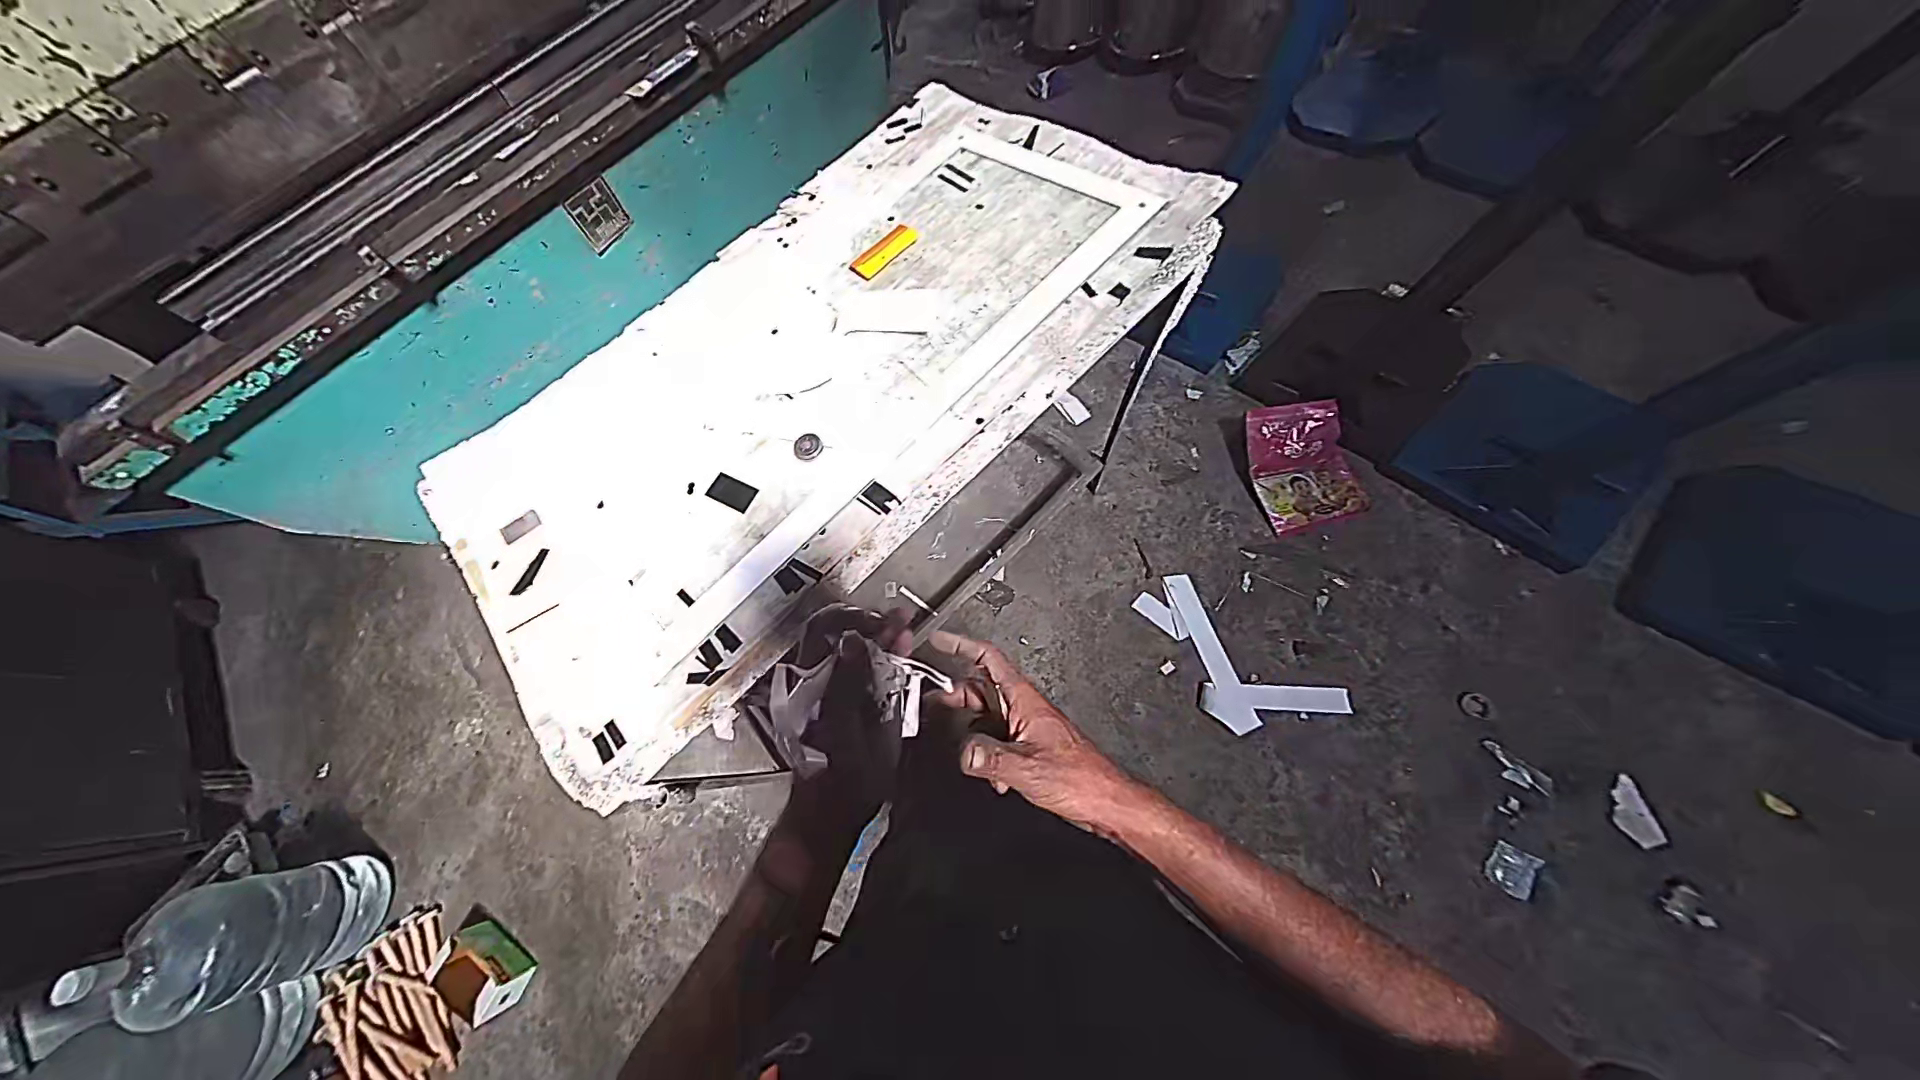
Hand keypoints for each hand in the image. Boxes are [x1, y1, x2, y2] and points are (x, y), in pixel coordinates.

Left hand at [781, 605, 911, 846]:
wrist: (829, 815)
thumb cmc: (842, 782)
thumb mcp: (851, 733)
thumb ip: (850, 684)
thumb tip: (854, 641)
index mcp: (807, 685)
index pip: (825, 629)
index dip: (857, 619)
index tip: (888, 622)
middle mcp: (809, 684)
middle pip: (835, 635)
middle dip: (871, 625)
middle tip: (899, 624)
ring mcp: (821, 693)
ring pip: (844, 651)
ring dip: (874, 639)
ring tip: (900, 634)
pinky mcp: (834, 704)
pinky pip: (851, 669)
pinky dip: (873, 658)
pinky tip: (892, 655)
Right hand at [924, 630, 1144, 837]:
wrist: (1105, 800)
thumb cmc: (1081, 778)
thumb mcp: (1026, 769)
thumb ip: (989, 758)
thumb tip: (964, 751)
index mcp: (1025, 700)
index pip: (989, 659)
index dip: (963, 646)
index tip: (941, 641)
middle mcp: (1025, 708)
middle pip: (982, 687)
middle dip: (957, 693)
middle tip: (934, 701)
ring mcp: (1027, 726)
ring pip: (989, 715)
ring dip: (974, 732)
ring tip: (966, 751)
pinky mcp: (1029, 745)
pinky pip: (998, 738)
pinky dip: (988, 752)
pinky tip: (993, 776)